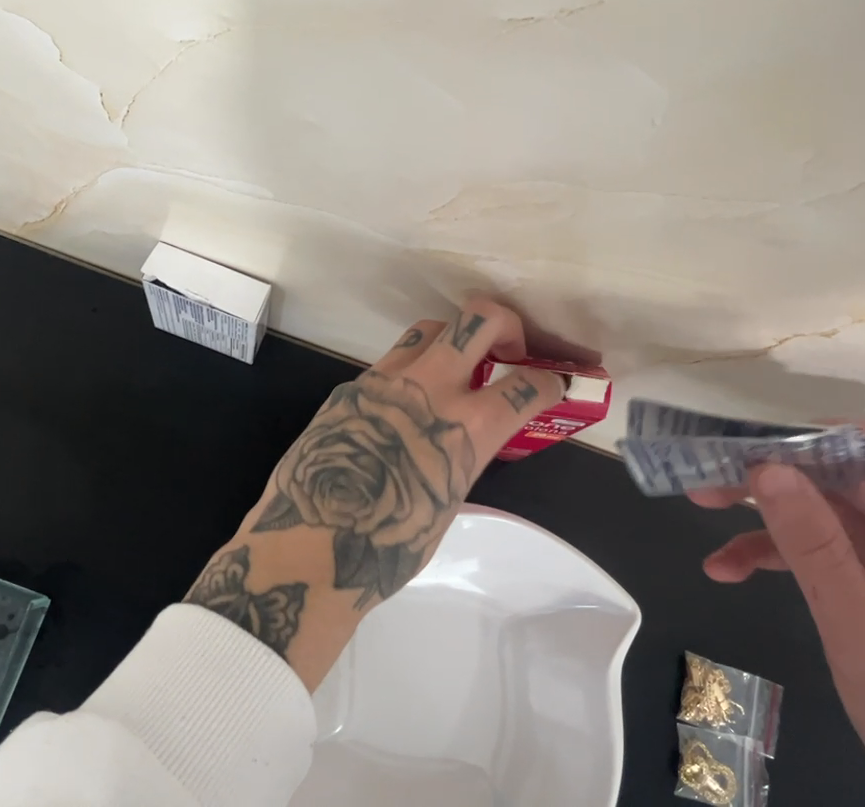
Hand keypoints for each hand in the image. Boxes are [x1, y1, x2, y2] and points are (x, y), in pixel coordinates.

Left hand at [184, 298, 566, 688]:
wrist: (310, 541)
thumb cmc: (388, 545)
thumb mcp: (448, 505)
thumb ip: (464, 459)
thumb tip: (466, 445)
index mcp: (467, 429)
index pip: (527, 385)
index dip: (550, 380)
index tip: (554, 383)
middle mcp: (429, 389)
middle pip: (479, 318)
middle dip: (506, 324)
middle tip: (508, 349)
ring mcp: (385, 380)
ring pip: (429, 329)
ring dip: (453, 339)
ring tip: (456, 366)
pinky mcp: (350, 386)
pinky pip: (391, 359)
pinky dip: (411, 369)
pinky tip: (405, 401)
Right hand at [690, 424, 864, 806]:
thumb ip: (816, 548)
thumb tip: (766, 470)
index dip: (832, 438)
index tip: (760, 446)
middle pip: (857, 479)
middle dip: (781, 474)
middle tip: (710, 473)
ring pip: (836, 514)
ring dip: (770, 512)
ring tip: (700, 505)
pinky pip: (834, 556)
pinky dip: (782, 556)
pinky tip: (729, 569)